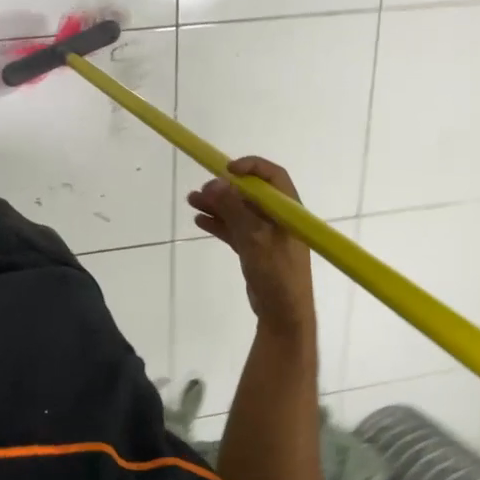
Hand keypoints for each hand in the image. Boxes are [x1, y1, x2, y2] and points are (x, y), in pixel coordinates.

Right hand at [187, 156, 315, 335]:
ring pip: (239, 211)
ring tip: (191, 201)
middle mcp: (279, 218)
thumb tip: (215, 183)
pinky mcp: (255, 249)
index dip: (250, 167)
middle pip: (251, 194)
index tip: (225, 169)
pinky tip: (200, 220)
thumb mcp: (254, 238)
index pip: (273, 177)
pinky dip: (219, 223)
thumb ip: (234, 210)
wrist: (283, 313)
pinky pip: (235, 229)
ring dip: (217, 205)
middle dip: (225, 188)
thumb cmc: (276, 273)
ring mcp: (266, 234)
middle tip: (201, 191)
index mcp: (288, 211)